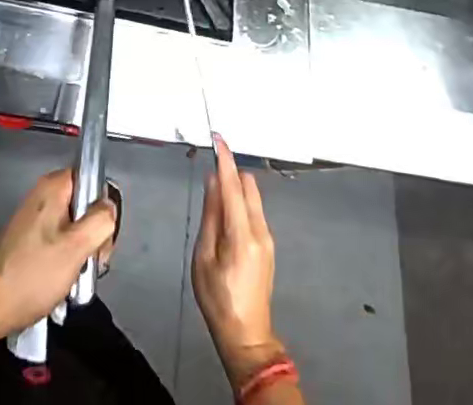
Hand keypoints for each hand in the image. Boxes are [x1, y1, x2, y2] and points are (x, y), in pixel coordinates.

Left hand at [0, 168, 115, 339]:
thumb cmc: (34, 273)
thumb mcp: (77, 246)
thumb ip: (101, 220)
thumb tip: (109, 205)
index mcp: (54, 187)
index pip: (93, 179)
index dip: (103, 207)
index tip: (101, 236)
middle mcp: (44, 195)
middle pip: (87, 205)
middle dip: (95, 234)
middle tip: (89, 260)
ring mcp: (38, 217)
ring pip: (77, 227)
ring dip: (83, 252)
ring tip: (76, 275)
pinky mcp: (33, 238)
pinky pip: (63, 241)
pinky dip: (69, 259)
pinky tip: (65, 280)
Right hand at [192, 134, 281, 383]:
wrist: (246, 333)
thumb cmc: (219, 298)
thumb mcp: (204, 255)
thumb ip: (210, 215)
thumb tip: (212, 183)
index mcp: (243, 234)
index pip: (233, 185)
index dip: (225, 159)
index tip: (219, 139)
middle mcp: (261, 232)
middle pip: (248, 187)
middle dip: (230, 172)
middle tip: (209, 167)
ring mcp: (268, 240)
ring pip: (252, 199)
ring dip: (234, 189)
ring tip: (211, 195)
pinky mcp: (267, 246)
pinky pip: (253, 213)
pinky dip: (239, 203)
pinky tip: (224, 213)